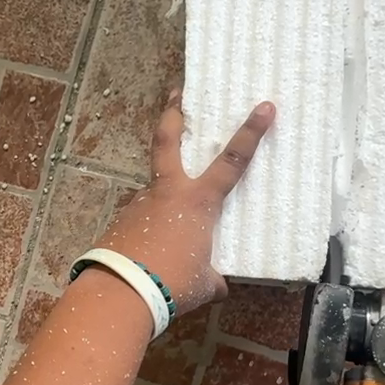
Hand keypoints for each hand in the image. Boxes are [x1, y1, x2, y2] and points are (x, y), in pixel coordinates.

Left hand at [95, 93, 274, 313]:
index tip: (265, 106)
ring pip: (154, 190)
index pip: (232, 161)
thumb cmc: (171, 284)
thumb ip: (213, 277)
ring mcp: (139, 205)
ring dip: (162, 199)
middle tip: (175, 92)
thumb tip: (216, 282)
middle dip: (173, 114)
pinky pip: (140, 220)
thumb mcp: (204, 284)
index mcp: (198, 202)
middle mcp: (167, 194)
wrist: (119, 292)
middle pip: (167, 141)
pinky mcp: (120, 223)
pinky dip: (147, 230)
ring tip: (166, 229)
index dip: (251, 132)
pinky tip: (148, 251)